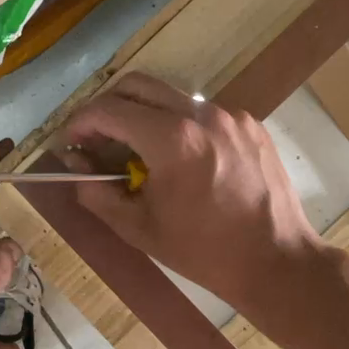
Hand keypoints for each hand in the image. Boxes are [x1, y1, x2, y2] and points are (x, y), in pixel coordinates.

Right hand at [61, 73, 329, 304]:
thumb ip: (96, 191)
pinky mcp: (249, 124)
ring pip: (169, 96)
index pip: (109, 109)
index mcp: (172, 139)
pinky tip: (178, 159)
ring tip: (136, 151)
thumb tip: (74, 163)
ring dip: (142, 115)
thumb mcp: (138, 227)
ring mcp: (229, 115)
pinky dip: (177, 125)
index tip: (71, 142)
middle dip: (107, 106)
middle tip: (96, 137)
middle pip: (136, 85)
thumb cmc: (203, 251)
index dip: (80, 122)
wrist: (277, 262)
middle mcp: (201, 115)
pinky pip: (199, 112)